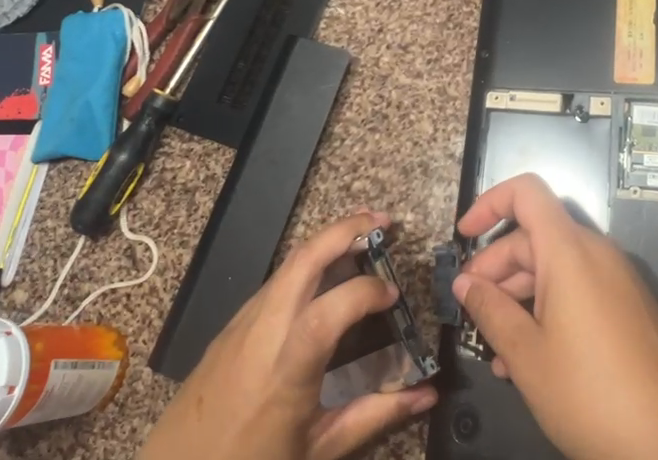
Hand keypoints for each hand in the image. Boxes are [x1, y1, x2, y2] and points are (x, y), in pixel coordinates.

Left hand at [140, 210, 435, 459]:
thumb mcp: (319, 449)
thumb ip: (375, 415)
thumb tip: (427, 395)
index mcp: (288, 364)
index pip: (332, 307)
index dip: (367, 292)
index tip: (393, 295)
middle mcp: (263, 330)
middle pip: (303, 259)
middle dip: (345, 230)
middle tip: (383, 220)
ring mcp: (242, 323)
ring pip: (286, 265)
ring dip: (324, 241)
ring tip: (361, 235)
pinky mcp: (230, 326)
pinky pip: (273, 283)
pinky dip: (305, 265)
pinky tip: (323, 277)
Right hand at [453, 174, 657, 459]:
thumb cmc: (594, 394)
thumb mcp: (527, 356)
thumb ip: (491, 312)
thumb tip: (466, 284)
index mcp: (570, 251)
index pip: (527, 192)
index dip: (489, 203)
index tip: (464, 235)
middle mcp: (597, 254)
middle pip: (536, 236)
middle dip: (496, 268)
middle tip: (470, 310)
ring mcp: (617, 280)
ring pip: (556, 268)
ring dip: (519, 297)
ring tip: (496, 349)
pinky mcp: (629, 308)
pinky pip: (579, 291)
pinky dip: (548, 310)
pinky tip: (530, 359)